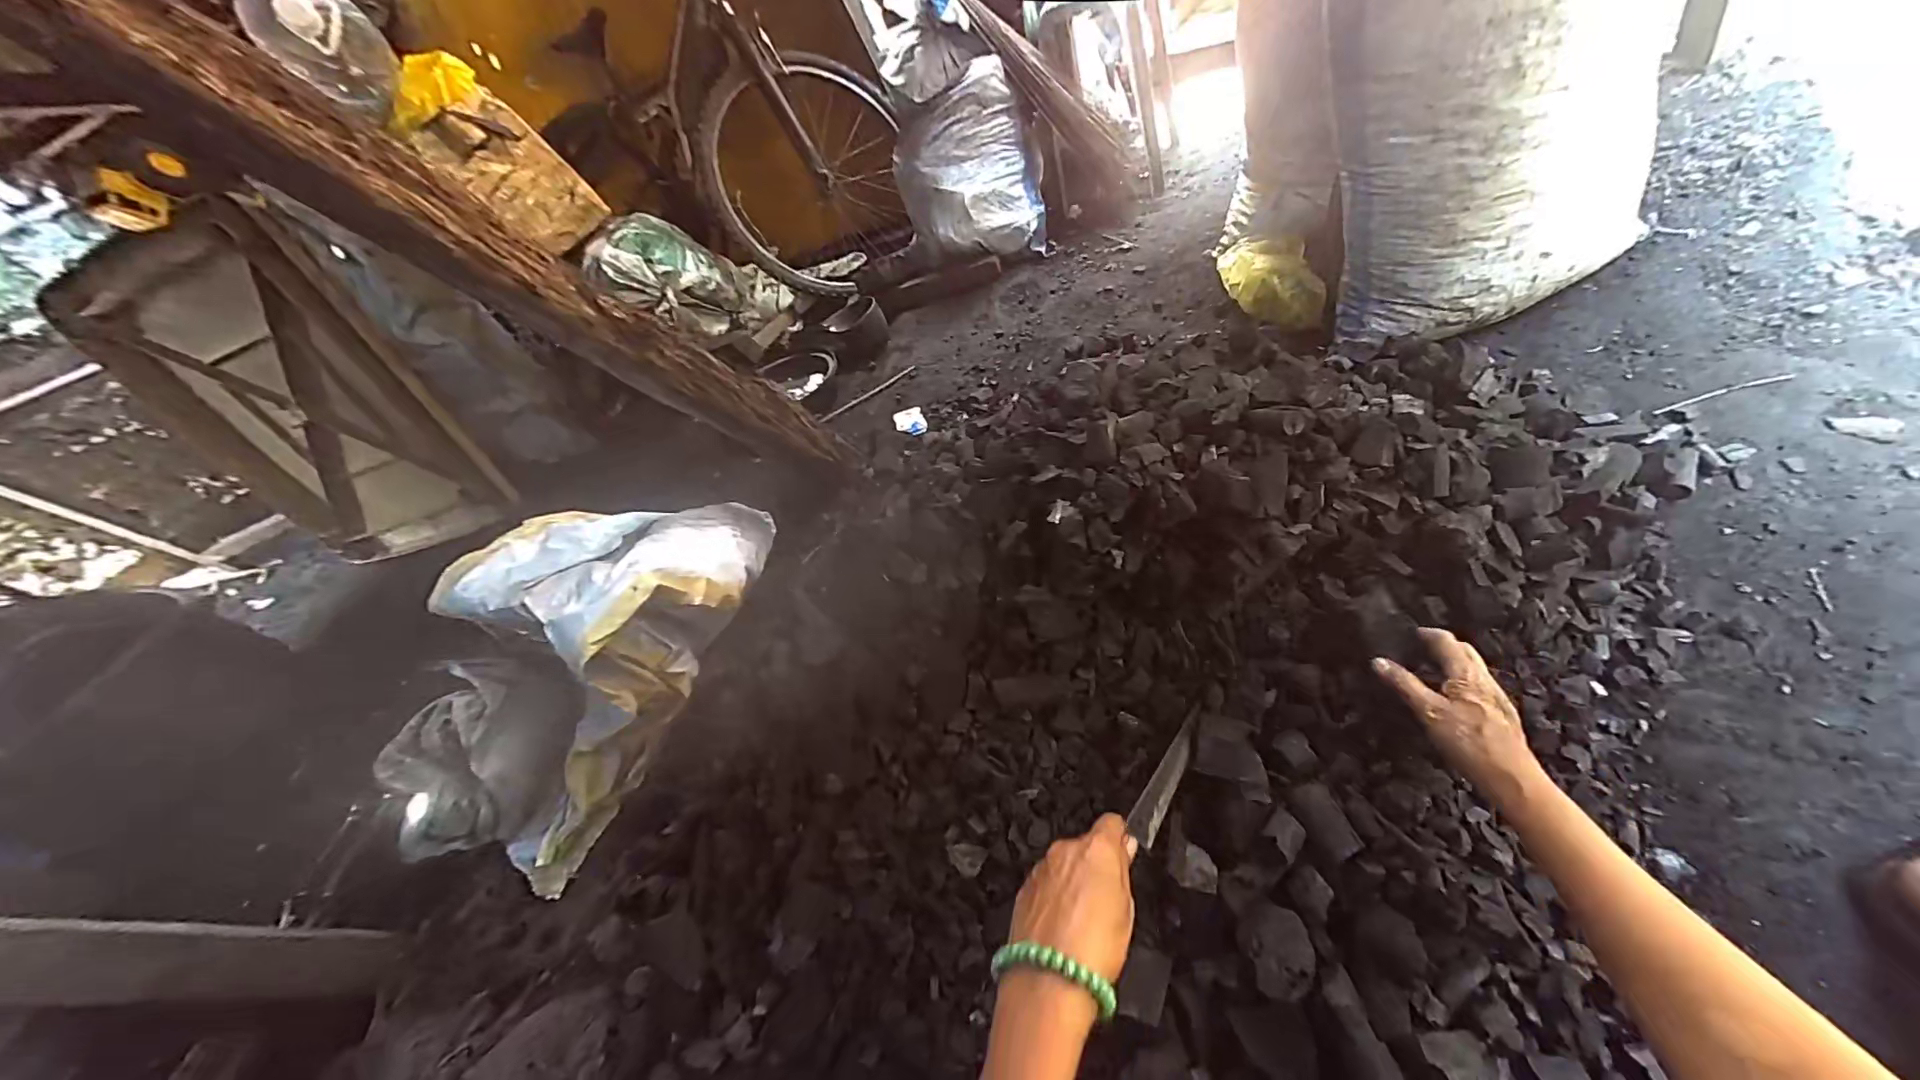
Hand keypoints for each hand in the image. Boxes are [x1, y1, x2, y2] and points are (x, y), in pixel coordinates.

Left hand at [1008, 813, 1137, 983]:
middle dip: (1094, 865)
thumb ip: (1123, 871)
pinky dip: (1053, 897)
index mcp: (1096, 849)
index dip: (1120, 837)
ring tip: (1082, 922)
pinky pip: (1045, 884)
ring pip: (1063, 865)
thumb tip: (1124, 849)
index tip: (1124, 854)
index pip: (1112, 823)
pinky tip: (1061, 926)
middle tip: (1106, 900)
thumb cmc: (1095, 949)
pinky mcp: (1023, 889)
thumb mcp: (1126, 911)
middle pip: (1085, 846)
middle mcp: (1064, 850)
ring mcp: (1041, 869)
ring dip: (1072, 882)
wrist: (1048, 979)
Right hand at [1371, 628, 1545, 810]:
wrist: (1511, 778)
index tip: (1413, 633)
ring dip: (1454, 663)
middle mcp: (1487, 682)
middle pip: (1466, 653)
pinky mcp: (1501, 716)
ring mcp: (1497, 699)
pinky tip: (1453, 698)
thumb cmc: (1470, 744)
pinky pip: (1479, 688)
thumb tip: (1379, 662)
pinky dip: (1462, 682)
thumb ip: (1404, 684)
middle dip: (1445, 645)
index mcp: (1468, 676)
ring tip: (1432, 670)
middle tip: (1423, 647)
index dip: (1429, 634)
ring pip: (1474, 670)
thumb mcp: (1428, 712)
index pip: (1447, 642)